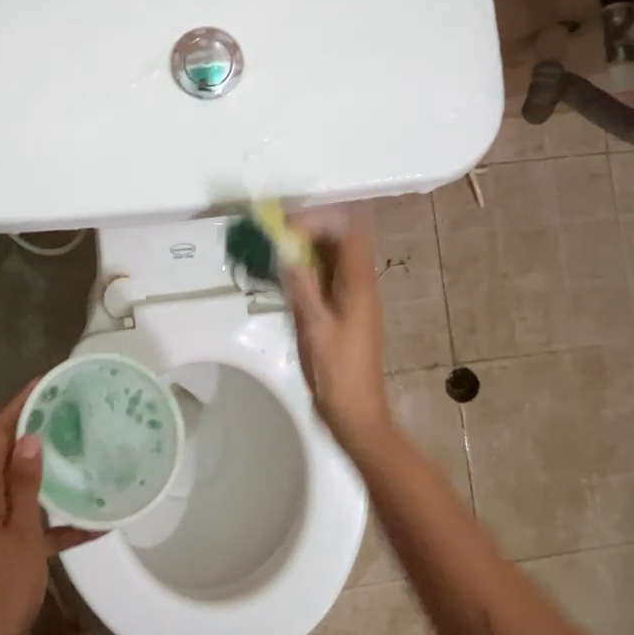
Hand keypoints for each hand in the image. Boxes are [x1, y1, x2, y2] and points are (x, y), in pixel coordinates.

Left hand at [0, 378, 101, 634]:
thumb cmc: (3, 585)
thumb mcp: (21, 533)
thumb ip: (25, 485)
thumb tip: (29, 435)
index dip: (16, 405)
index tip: (43, 382)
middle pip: (8, 454)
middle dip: (33, 427)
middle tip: (66, 408)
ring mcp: (0, 527)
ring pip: (26, 487)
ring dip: (50, 469)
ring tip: (82, 450)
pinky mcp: (14, 550)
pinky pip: (41, 526)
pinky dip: (64, 522)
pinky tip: (97, 526)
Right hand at [283, 207, 393, 451]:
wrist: (356, 414)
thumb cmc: (338, 373)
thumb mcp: (315, 328)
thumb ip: (301, 287)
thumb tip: (285, 250)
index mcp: (359, 286)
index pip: (348, 232)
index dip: (319, 220)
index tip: (285, 228)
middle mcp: (360, 286)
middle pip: (341, 242)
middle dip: (309, 230)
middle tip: (274, 234)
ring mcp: (352, 300)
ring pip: (332, 260)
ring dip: (306, 250)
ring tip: (274, 250)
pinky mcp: (342, 314)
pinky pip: (325, 280)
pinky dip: (306, 272)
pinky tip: (282, 278)